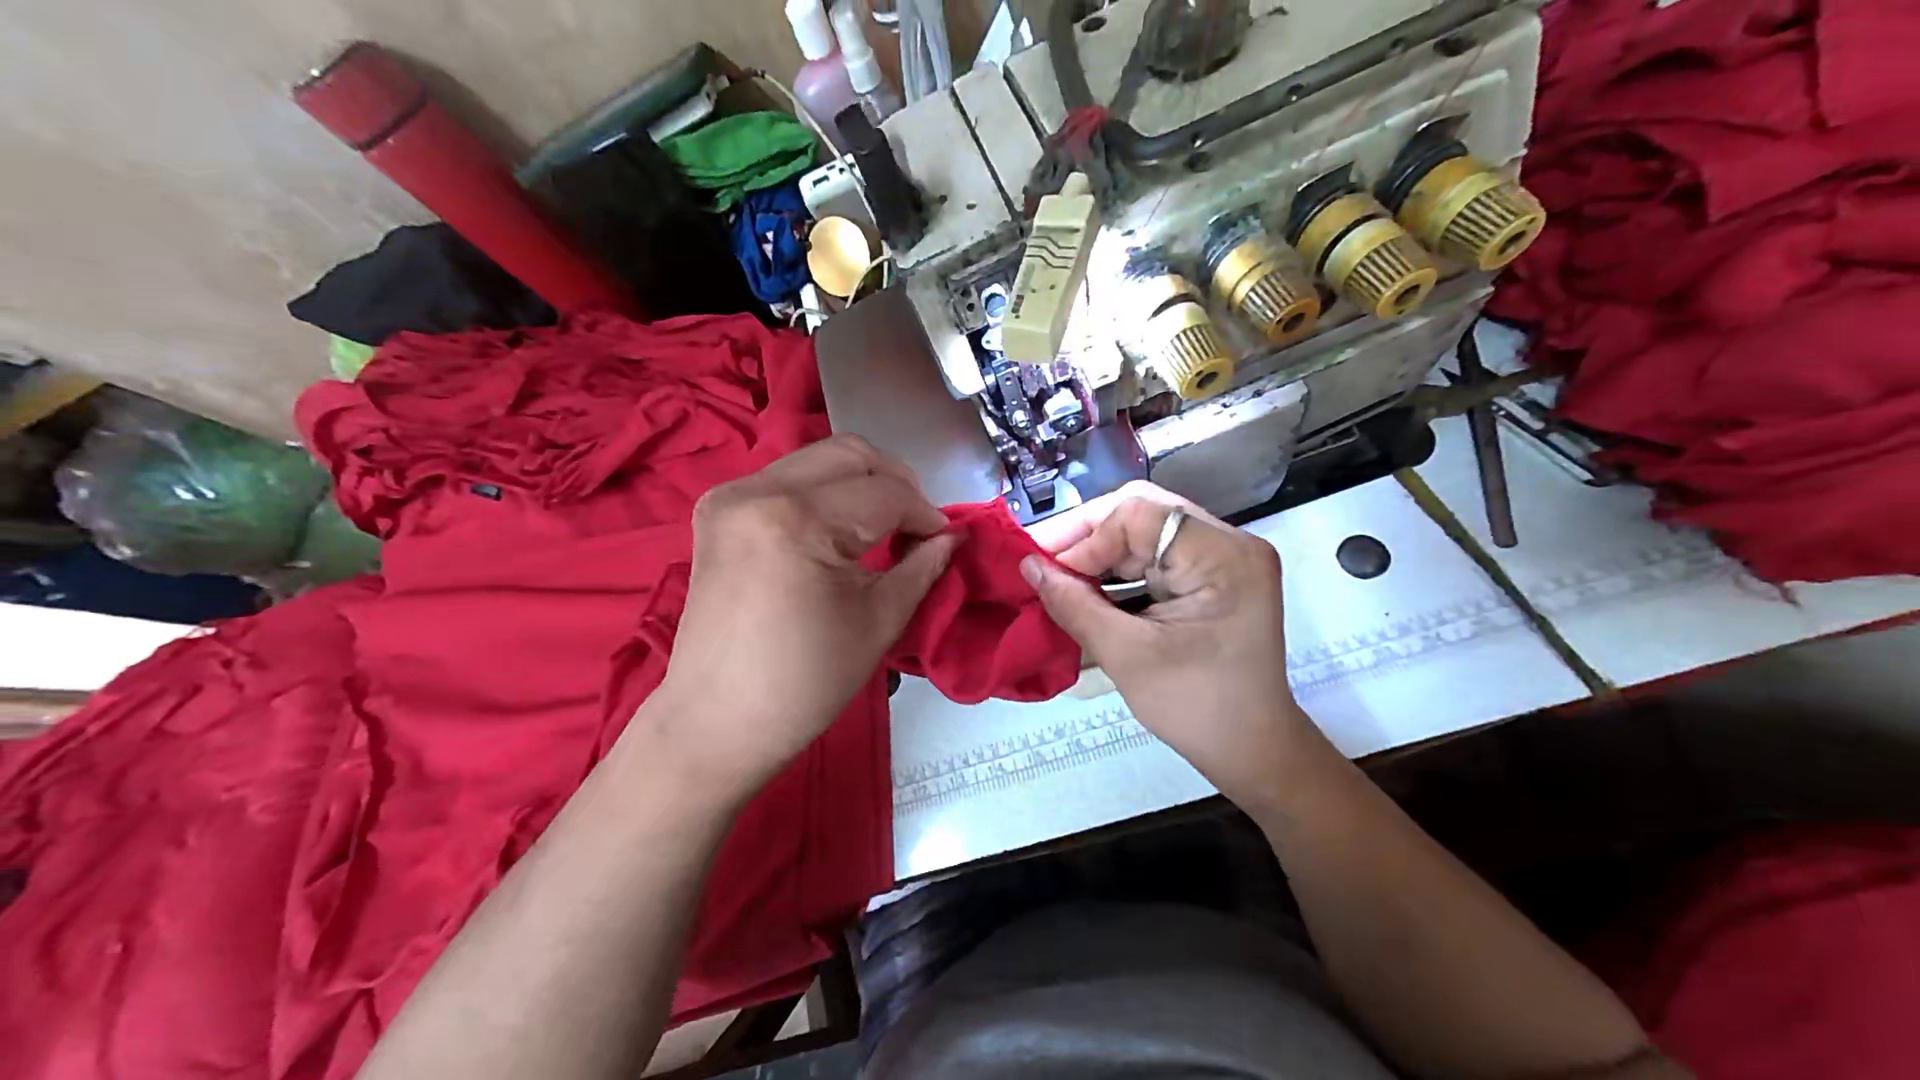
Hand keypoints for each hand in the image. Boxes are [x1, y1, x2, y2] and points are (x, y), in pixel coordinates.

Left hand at [644, 435, 960, 797]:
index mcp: (796, 521)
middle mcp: (756, 491)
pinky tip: (841, 528)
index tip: (945, 538)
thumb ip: (922, 566)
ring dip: (861, 482)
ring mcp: (730, 496)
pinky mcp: (718, 509)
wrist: (717, 721)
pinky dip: (825, 491)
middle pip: (850, 454)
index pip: (883, 493)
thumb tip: (952, 535)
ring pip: (818, 458)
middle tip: (917, 525)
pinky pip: (788, 477)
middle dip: (895, 482)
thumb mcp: (879, 622)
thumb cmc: (804, 684)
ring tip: (884, 526)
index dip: (924, 513)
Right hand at [1022, 482, 1323, 808]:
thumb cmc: (1196, 707)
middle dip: (1087, 536)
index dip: (1086, 538)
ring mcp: (1222, 558)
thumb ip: (1074, 605)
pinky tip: (1085, 584)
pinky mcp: (1210, 575)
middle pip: (1143, 513)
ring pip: (1144, 531)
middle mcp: (1229, 544)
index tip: (1048, 571)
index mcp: (1224, 557)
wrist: (1251, 748)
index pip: (1141, 514)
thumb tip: (1027, 565)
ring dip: (1099, 552)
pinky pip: (1154, 554)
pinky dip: (1117, 568)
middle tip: (1042, 560)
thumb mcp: (1127, 656)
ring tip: (1055, 573)